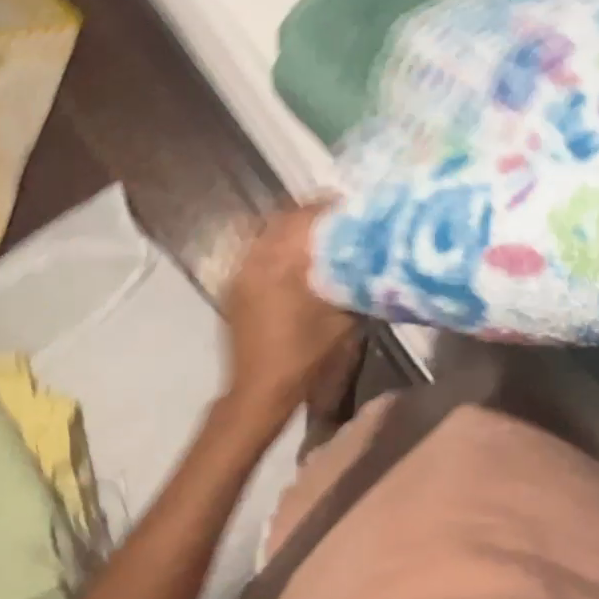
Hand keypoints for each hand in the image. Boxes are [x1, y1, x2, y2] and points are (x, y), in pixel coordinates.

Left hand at [216, 206, 356, 438]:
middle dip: (308, 217)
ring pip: (266, 235)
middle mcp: (254, 259)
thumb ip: (352, 284)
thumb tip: (366, 261)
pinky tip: (293, 264)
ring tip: (315, 240)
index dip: (327, 207)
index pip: (303, 217)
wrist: (259, 390)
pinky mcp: (233, 287)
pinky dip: (275, 250)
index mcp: (280, 262)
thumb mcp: (341, 321)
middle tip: (334, 222)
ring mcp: (238, 273)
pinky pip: (255, 254)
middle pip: (281, 220)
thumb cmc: (303, 356)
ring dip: (290, 232)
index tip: (348, 207)